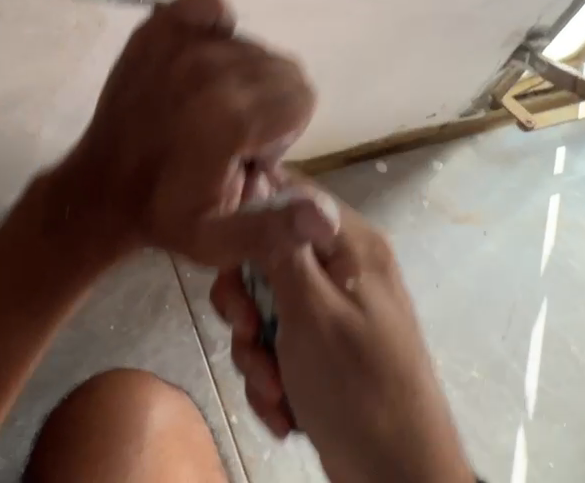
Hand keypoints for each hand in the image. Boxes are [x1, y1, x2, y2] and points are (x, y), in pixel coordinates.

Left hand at [53, 0, 336, 267]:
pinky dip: (217, 26)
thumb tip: (327, 215)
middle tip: (232, 137)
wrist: (100, 186)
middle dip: (270, 105)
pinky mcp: (157, 28)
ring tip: (211, 109)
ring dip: (245, 75)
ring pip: (252, 44)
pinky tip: (203, 63)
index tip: (250, 156)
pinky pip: (211, 2)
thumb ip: (278, 230)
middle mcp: (209, 69)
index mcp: (230, 117)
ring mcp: (179, 43)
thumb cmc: (165, 215)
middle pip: (282, 68)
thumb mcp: (219, 242)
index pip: (302, 97)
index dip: (284, 133)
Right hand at [211, 187, 476, 482]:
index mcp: (351, 245)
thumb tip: (264, 174)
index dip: (247, 220)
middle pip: (266, 255)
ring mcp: (333, 312)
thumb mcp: (310, 311)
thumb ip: (280, 246)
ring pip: (264, 306)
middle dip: (246, 304)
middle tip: (245, 332)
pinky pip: (277, 344)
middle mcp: (343, 269)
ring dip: (255, 351)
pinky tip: (283, 409)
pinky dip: (272, 378)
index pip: (286, 196)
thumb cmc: (357, 389)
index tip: (226, 258)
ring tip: (272, 388)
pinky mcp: (323, 352)